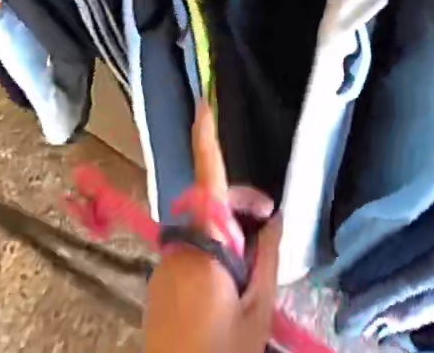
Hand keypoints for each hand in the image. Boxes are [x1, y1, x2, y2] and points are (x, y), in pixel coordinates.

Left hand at [143, 105, 281, 352]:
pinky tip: (230, 282)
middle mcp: (178, 247)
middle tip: (269, 222)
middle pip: (210, 204)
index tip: (203, 105)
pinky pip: (190, 250)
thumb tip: (273, 218)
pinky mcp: (160, 284)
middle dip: (239, 203)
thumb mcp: (257, 309)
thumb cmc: (223, 352)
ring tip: (253, 265)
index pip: (208, 182)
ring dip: (227, 231)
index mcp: (205, 247)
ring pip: (201, 228)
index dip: (205, 141)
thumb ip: (267, 256)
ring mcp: (164, 266)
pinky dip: (212, 251)